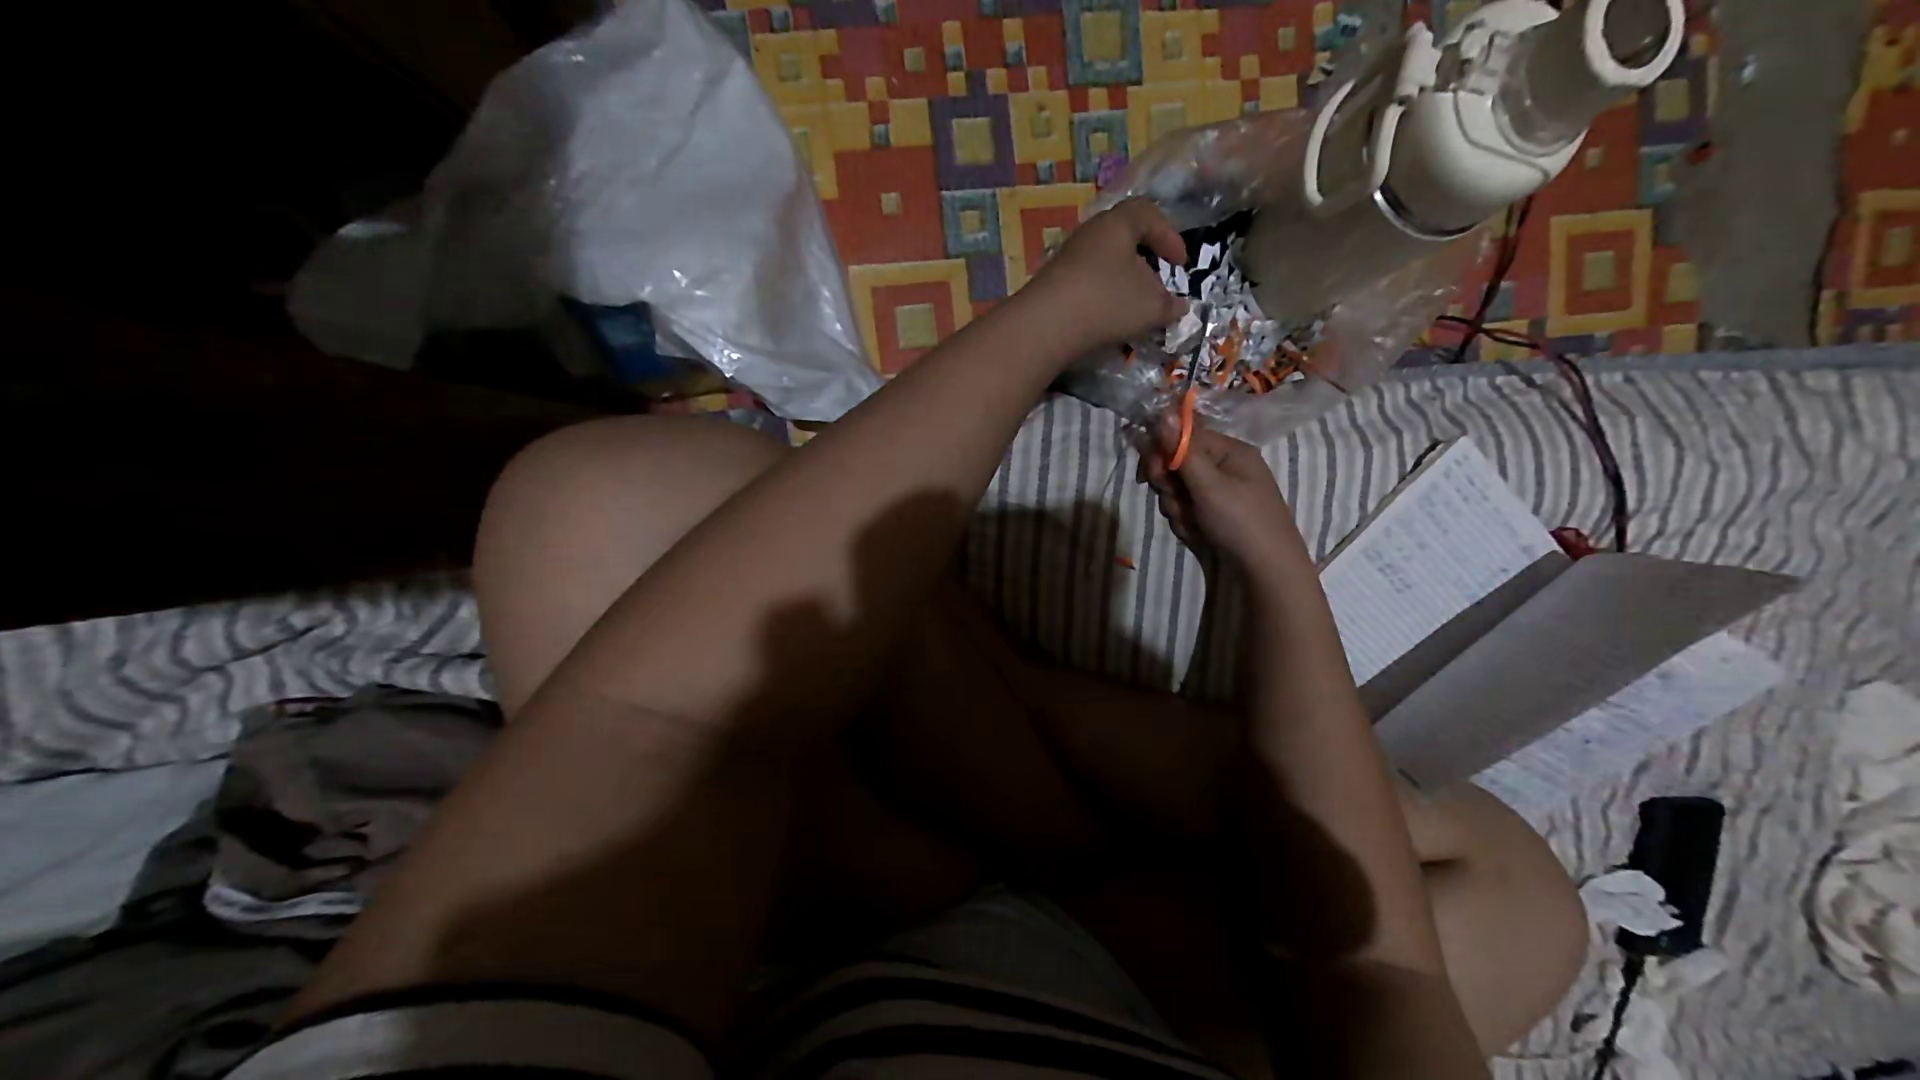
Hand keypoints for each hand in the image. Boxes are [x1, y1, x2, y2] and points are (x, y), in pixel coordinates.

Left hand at [1019, 197, 1187, 352]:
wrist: (1045, 325)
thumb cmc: (1107, 301)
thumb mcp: (1150, 306)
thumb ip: (1170, 305)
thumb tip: (1179, 306)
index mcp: (1117, 222)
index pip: (1148, 213)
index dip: (1169, 236)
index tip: (1180, 264)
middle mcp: (1089, 233)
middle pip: (1122, 239)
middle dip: (1143, 262)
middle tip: (1156, 285)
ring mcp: (1066, 259)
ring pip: (1102, 264)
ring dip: (1121, 283)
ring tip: (1132, 309)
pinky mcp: (1051, 285)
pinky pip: (1084, 285)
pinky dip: (1100, 298)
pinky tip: (1105, 320)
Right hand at [1140, 423, 1303, 570]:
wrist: (1267, 572)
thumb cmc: (1241, 522)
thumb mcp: (1208, 485)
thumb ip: (1182, 451)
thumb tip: (1163, 412)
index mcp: (1229, 452)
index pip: (1184, 437)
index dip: (1163, 453)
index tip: (1153, 474)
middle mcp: (1224, 468)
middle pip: (1178, 464)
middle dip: (1170, 486)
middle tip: (1178, 504)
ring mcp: (1220, 493)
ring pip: (1178, 490)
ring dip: (1177, 507)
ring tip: (1192, 524)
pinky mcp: (1215, 515)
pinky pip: (1187, 509)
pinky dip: (1186, 521)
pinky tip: (1197, 534)